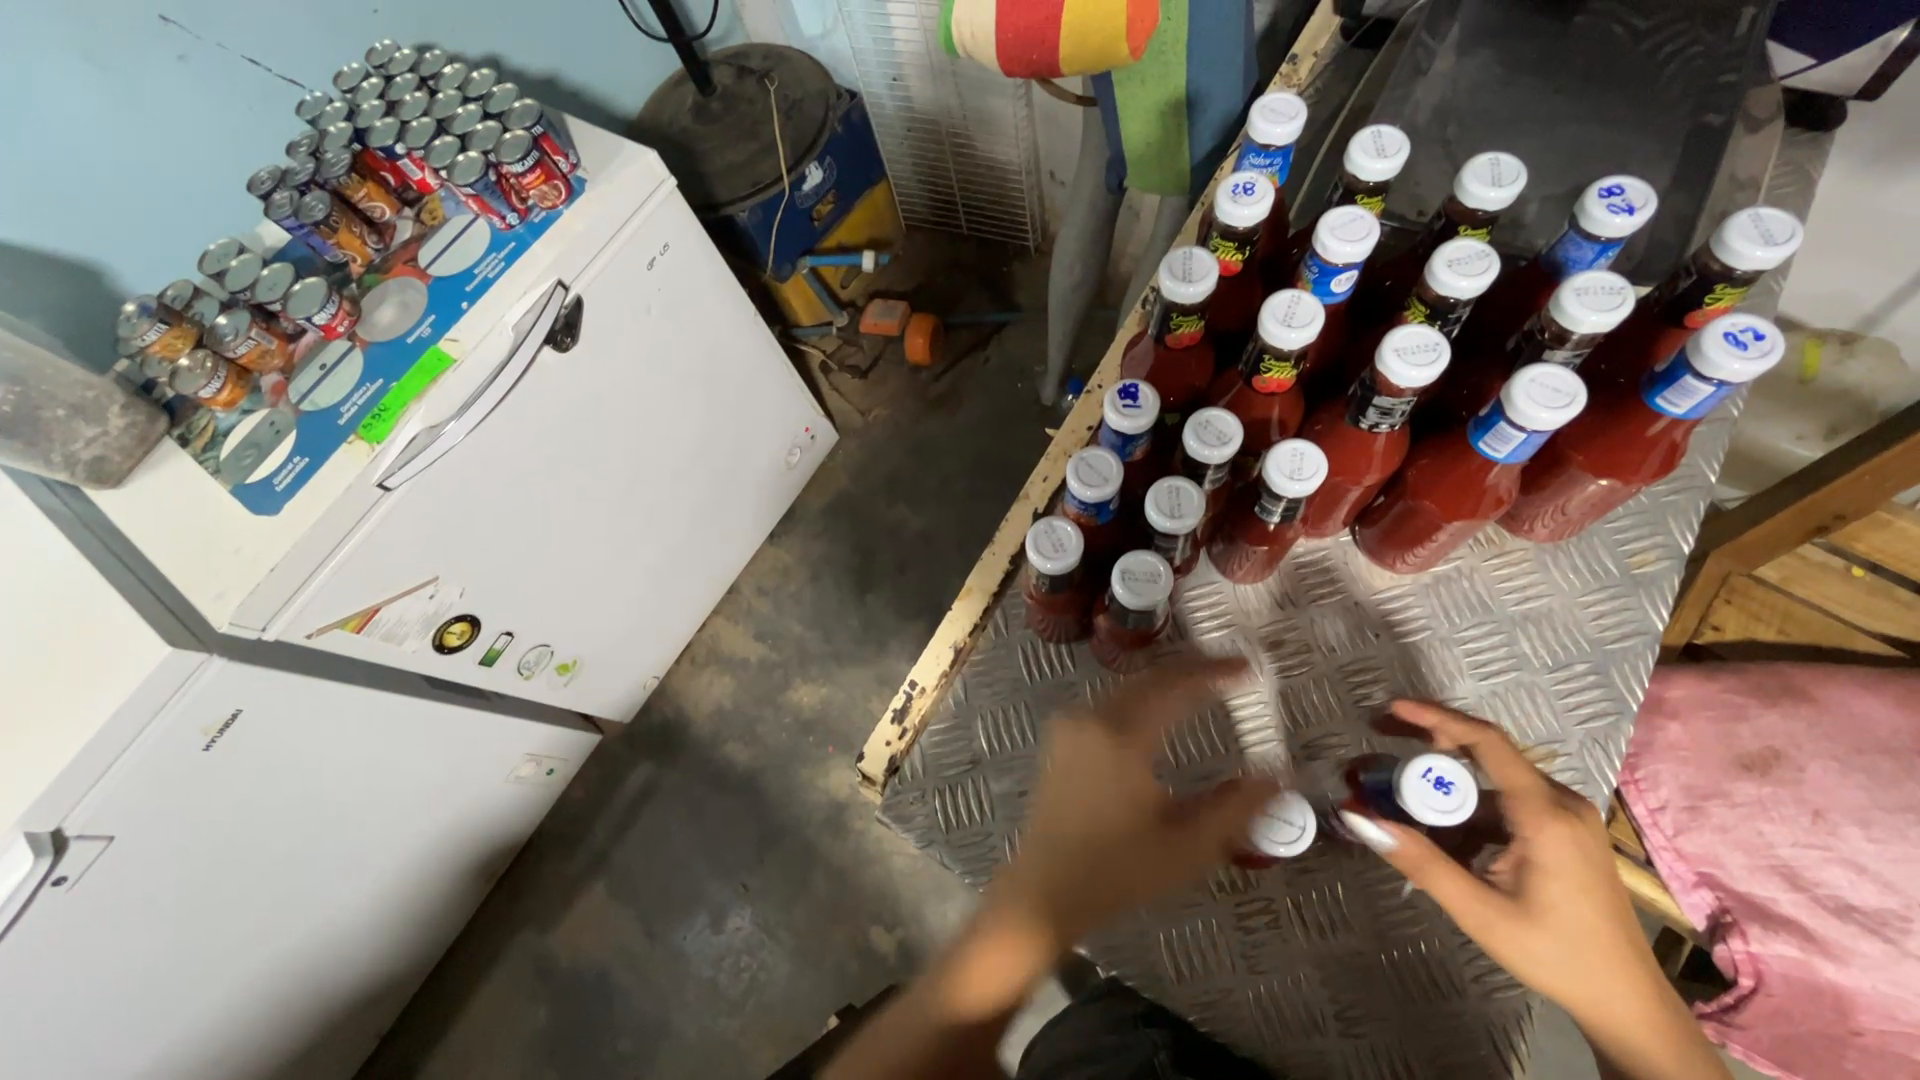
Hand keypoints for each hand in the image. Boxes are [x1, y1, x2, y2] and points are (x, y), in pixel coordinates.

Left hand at [991, 656, 1280, 947]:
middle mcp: (1092, 718)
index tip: (1250, 667)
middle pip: (1149, 680)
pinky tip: (1163, 712)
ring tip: (1207, 687)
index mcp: (1122, 736)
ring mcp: (1071, 726)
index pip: (1176, 686)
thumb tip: (1278, 775)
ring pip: (1128, 689)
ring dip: (1166, 684)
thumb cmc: (1117, 871)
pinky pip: (1110, 704)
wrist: (1044, 891)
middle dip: (1192, 671)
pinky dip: (1143, 699)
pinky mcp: (1062, 740)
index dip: (1214, 672)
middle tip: (1233, 672)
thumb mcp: (1188, 846)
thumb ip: (1237, 807)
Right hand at [1340, 700, 1664, 1018]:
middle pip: (1490, 752)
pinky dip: (1471, 805)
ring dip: (1450, 780)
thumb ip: (1420, 860)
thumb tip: (1358, 817)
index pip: (1487, 742)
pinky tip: (1445, 830)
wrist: (1626, 999)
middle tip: (1384, 737)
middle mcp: (1562, 803)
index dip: (1437, 718)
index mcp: (1546, 814)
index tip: (1393, 708)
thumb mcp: (1479, 911)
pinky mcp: (1567, 832)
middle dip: (1433, 741)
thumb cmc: (1555, 954)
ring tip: (1403, 791)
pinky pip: (1510, 801)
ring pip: (1497, 779)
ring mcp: (1569, 817)